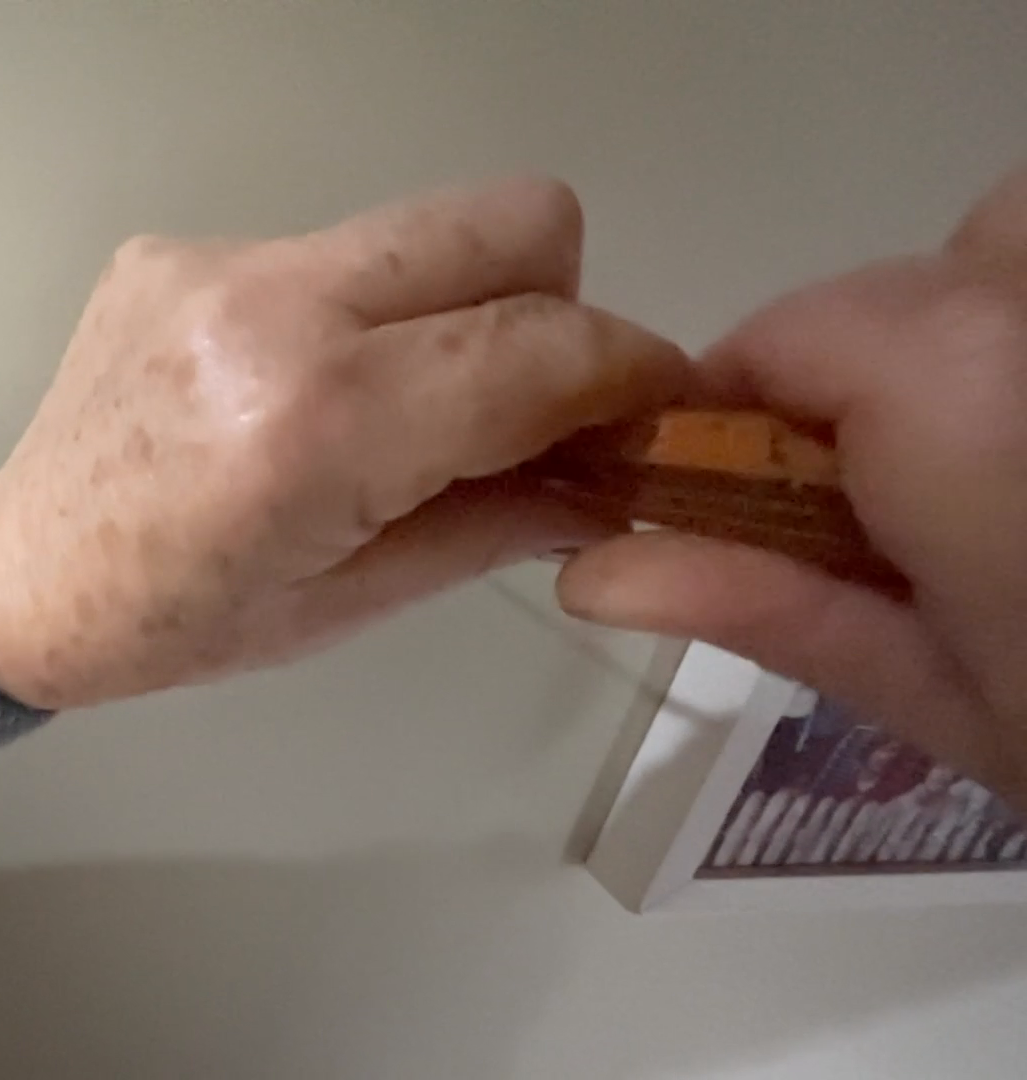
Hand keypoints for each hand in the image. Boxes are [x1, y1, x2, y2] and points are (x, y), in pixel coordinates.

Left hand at [0, 177, 686, 709]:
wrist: (21, 579)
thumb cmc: (170, 624)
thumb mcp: (344, 602)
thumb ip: (493, 521)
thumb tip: (609, 473)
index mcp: (313, 423)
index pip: (548, 347)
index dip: (627, 380)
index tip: (635, 419)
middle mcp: (264, 309)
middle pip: (513, 220)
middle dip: (548, 311)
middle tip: (498, 406)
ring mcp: (206, 265)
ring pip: (417, 226)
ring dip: (441, 310)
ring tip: (378, 406)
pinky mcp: (166, 251)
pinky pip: (317, 251)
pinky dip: (340, 312)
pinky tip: (276, 388)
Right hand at [558, 168, 1026, 806]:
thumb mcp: (947, 707)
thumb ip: (773, 612)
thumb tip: (586, 575)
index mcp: (1002, 436)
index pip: (824, 325)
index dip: (744, 380)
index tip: (721, 462)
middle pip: (983, 238)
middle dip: (896, 330)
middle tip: (886, 455)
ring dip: (985, 318)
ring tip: (977, 447)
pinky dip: (1018, 344)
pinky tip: (1011, 455)